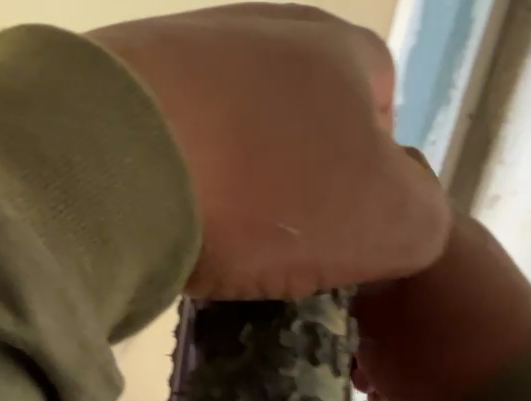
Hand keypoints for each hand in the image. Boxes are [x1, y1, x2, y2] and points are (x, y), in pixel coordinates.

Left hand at [90, 4, 448, 299]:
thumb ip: (418, 218)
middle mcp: (261, 29)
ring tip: (204, 233)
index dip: (364, 172)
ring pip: (222, 121)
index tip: (333, 229)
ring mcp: (180, 46)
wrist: (119, 165)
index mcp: (339, 51)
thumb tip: (399, 213)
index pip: (376, 101)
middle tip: (267, 241)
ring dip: (223, 174)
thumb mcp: (389, 227)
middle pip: (294, 110)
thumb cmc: (269, 195)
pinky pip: (158, 132)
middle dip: (289, 174)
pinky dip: (163, 172)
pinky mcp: (113, 80)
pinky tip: (153, 212)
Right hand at [352, 213, 530, 400]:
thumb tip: (352, 294)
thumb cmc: (432, 351)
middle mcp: (460, 239)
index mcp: (427, 227)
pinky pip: (444, 321)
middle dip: (365, 321)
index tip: (327, 309)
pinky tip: (401, 386)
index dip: (340, 274)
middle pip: (392, 277)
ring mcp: (485, 273)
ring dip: (389, 342)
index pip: (366, 236)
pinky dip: (420, 346)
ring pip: (417, 304)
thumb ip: (353, 302)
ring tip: (373, 386)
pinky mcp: (500, 309)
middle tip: (350, 360)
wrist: (519, 390)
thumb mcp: (372, 328)